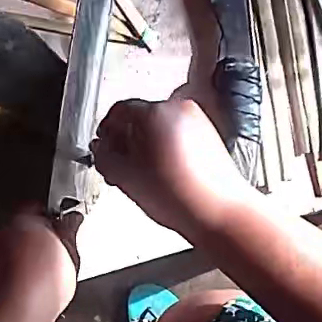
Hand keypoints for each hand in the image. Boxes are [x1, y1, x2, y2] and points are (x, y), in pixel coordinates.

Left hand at [0, 208, 78, 321]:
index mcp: (24, 220)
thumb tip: (72, 219)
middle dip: (45, 234)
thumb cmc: (44, 283)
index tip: (68, 224)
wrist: (20, 315)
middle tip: (64, 247)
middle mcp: (5, 234)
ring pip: (20, 245)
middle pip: (27, 225)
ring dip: (35, 253)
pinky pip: (14, 264)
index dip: (55, 214)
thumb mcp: (70, 252)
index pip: (38, 205)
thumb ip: (70, 230)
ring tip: (54, 269)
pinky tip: (41, 282)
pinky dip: (26, 269)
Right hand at [91, 98, 259, 240]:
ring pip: (160, 127)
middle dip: (126, 140)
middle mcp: (178, 109)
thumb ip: (104, 157)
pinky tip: (163, 175)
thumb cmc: (182, 197)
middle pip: (140, 117)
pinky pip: (178, 135)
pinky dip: (166, 149)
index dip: (106, 131)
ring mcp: (197, 121)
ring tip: (143, 175)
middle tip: (119, 165)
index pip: (118, 111)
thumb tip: (101, 150)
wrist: (221, 212)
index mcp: (155, 112)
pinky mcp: (209, 135)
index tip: (103, 147)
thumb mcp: (126, 177)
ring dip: (146, 145)